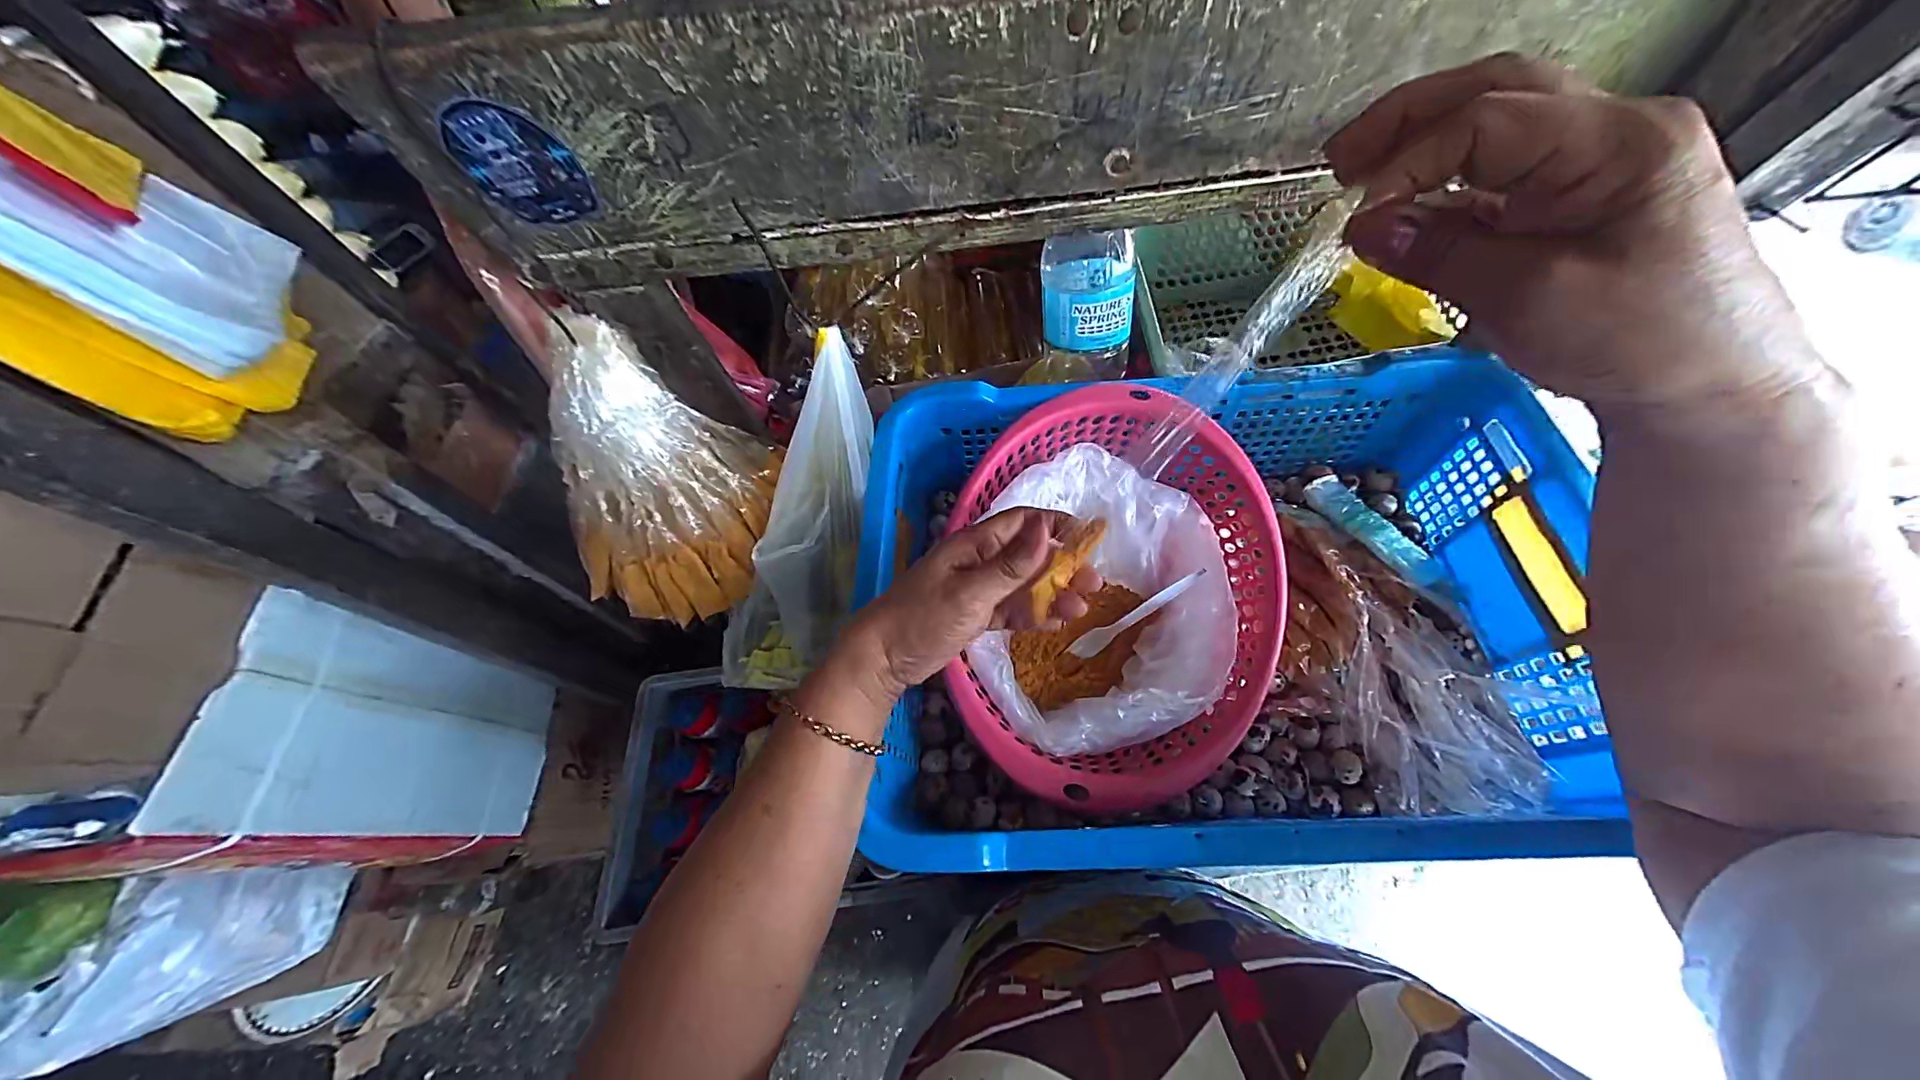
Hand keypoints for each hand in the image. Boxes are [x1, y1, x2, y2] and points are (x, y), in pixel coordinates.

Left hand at [834, 508, 1102, 698]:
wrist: (881, 659)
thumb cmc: (922, 619)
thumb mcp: (970, 593)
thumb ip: (1011, 565)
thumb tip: (1046, 529)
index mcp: (974, 545)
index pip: (1022, 523)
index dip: (1056, 526)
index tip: (1089, 539)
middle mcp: (979, 562)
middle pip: (1029, 556)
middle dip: (1063, 567)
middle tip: (1093, 585)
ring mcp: (977, 590)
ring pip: (1023, 585)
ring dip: (1052, 595)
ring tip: (1080, 610)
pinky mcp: (974, 615)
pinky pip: (1010, 609)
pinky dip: (1031, 615)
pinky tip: (1054, 624)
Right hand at [1325, 53, 1821, 413]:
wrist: (1704, 380)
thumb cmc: (1636, 338)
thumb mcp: (1529, 297)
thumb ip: (1442, 254)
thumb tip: (1364, 228)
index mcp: (1619, 142)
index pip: (1487, 122)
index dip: (1408, 163)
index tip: (1356, 219)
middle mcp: (1610, 134)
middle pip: (1494, 93)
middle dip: (1408, 121)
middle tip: (1340, 160)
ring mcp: (1589, 167)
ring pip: (1492, 127)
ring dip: (1420, 145)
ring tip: (1358, 175)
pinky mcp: (1566, 204)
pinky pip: (1492, 179)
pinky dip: (1438, 188)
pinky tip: (1402, 211)